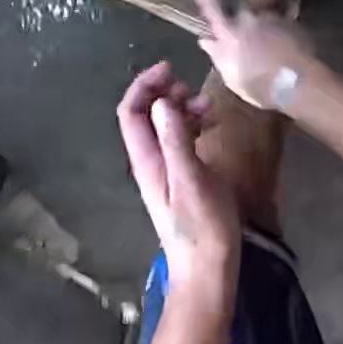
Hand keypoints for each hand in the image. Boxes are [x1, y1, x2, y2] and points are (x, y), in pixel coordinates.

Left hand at [116, 62, 240, 294]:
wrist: (208, 274)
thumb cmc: (201, 229)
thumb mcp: (192, 180)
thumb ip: (176, 140)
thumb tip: (161, 101)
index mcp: (146, 158)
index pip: (130, 111)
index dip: (144, 85)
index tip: (169, 69)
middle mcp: (150, 159)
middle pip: (146, 113)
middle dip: (165, 92)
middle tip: (190, 88)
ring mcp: (165, 168)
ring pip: (164, 124)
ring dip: (182, 107)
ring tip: (208, 105)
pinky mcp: (182, 176)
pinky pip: (180, 138)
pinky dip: (193, 123)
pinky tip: (211, 122)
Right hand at [193, 0, 321, 110]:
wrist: (300, 85)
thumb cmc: (260, 87)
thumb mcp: (232, 78)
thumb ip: (217, 55)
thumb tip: (205, 40)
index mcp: (229, 32)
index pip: (211, 6)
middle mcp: (248, 18)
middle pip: (240, 8)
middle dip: (241, 17)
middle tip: (247, 35)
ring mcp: (271, 18)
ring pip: (261, 15)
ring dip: (262, 25)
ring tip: (269, 46)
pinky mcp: (291, 22)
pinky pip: (280, 22)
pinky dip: (279, 31)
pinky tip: (284, 48)